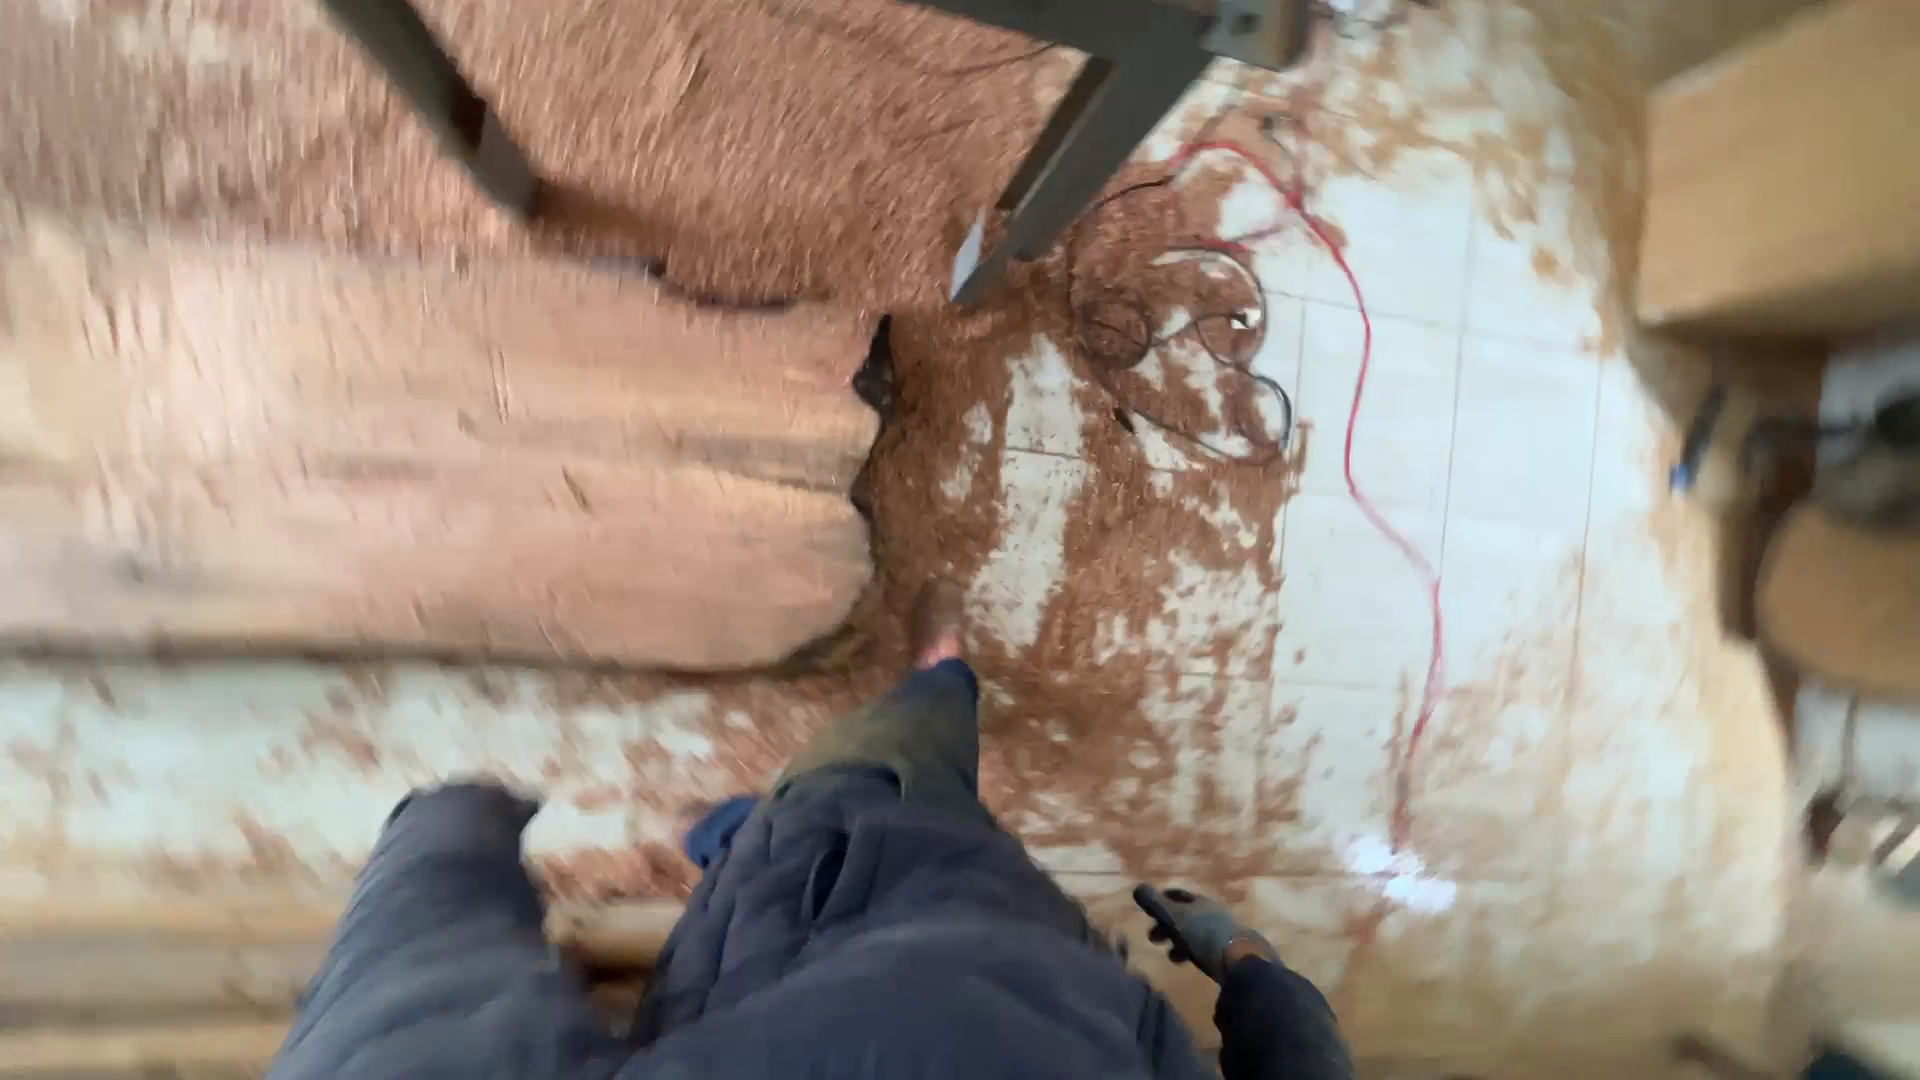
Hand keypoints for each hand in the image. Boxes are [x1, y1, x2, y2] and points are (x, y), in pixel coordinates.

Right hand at [1132, 883, 1278, 983]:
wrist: (1244, 962)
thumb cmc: (1204, 936)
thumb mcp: (1175, 918)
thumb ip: (1155, 904)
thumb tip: (1136, 887)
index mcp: (1199, 901)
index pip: (1176, 895)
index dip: (1161, 901)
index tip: (1149, 912)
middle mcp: (1213, 912)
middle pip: (1186, 915)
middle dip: (1167, 926)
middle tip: (1153, 939)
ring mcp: (1225, 931)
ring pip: (1196, 932)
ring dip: (1180, 941)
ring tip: (1171, 957)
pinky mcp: (1233, 951)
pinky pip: (1206, 947)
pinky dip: (1194, 952)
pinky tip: (1192, 963)